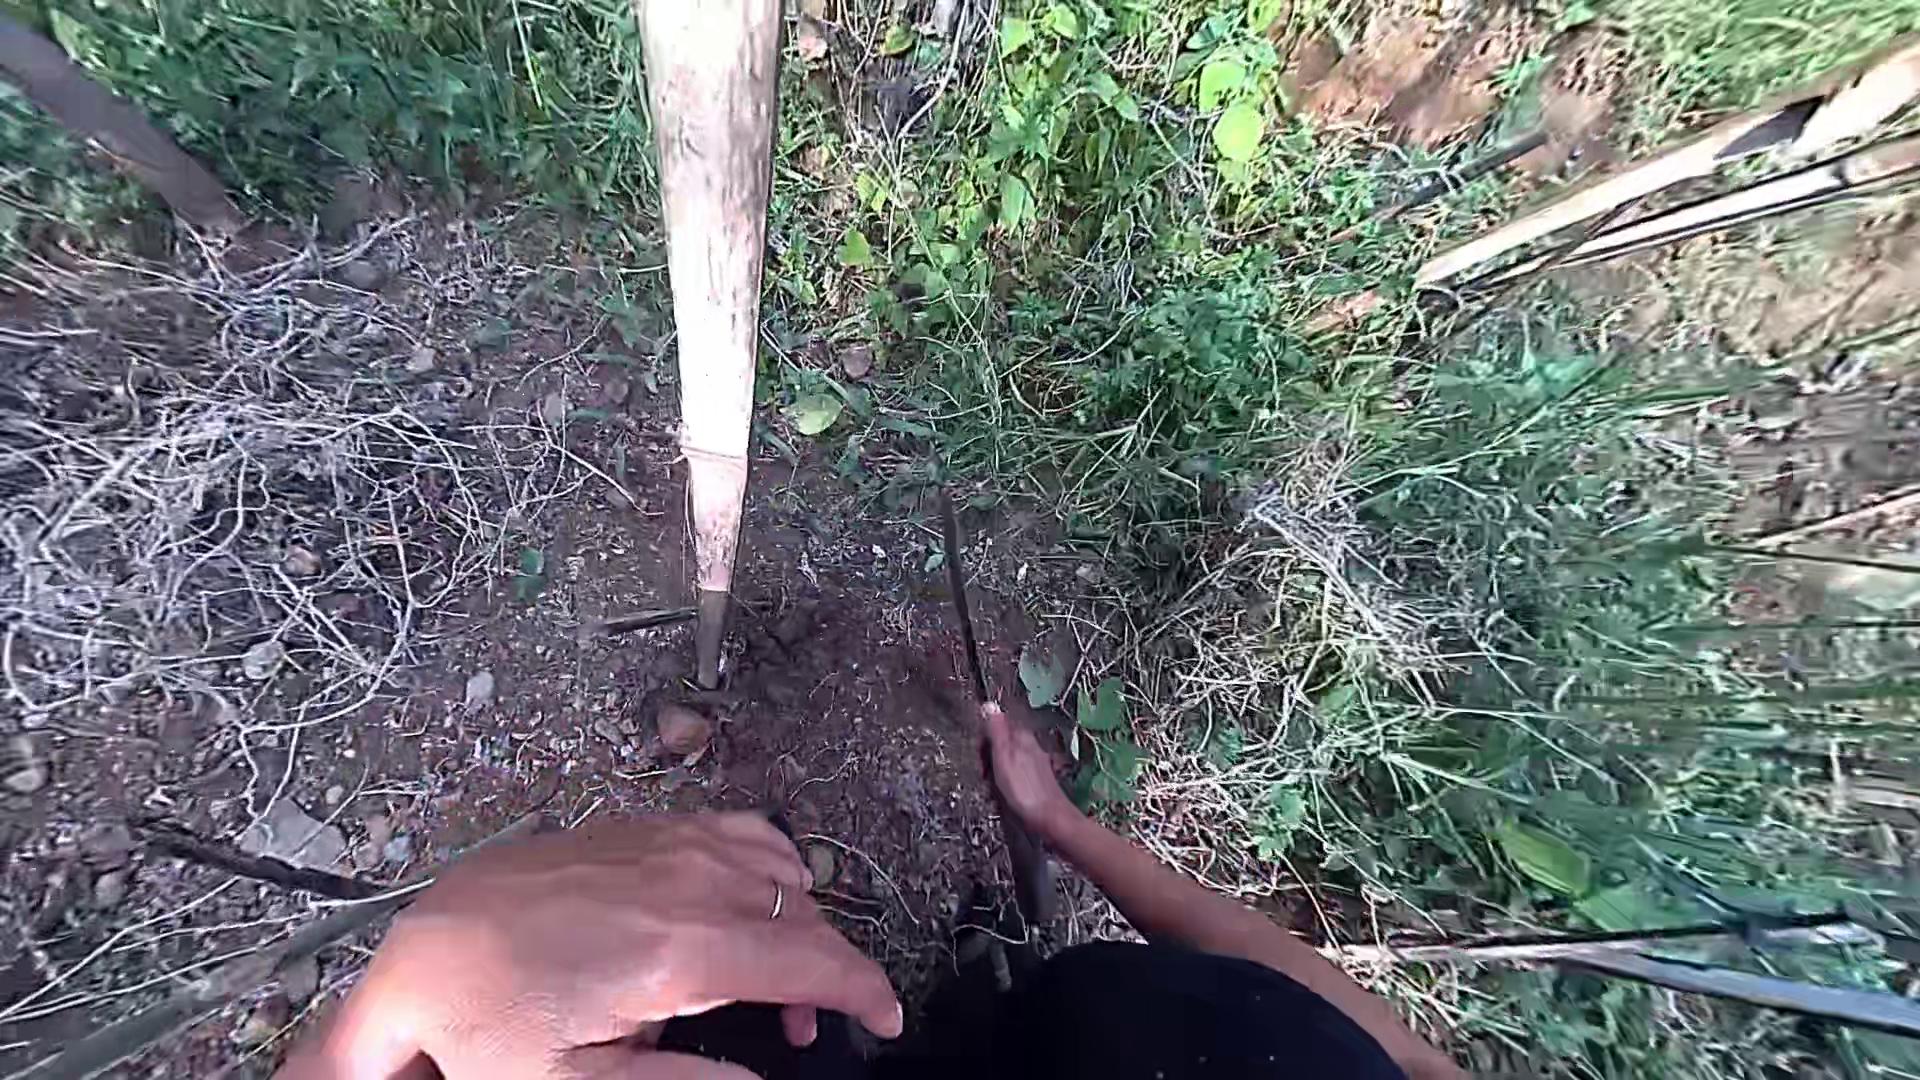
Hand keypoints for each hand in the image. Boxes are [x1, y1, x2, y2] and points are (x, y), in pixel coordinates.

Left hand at [278, 814, 900, 1079]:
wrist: (453, 923)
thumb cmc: (500, 1015)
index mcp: (688, 952)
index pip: (811, 962)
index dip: (864, 987)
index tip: (889, 1016)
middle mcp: (709, 883)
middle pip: (807, 923)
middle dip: (829, 975)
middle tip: (806, 1026)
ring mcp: (697, 843)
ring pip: (791, 882)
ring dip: (805, 930)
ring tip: (779, 975)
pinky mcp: (681, 823)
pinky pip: (763, 836)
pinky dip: (786, 869)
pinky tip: (771, 894)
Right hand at [982, 702, 1082, 840]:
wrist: (1050, 819)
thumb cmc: (1023, 790)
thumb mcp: (1002, 756)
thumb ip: (996, 730)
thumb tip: (988, 705)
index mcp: (1021, 735)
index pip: (995, 724)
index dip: (983, 740)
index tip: (980, 756)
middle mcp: (1030, 744)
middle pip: (1000, 742)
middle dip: (989, 757)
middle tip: (987, 774)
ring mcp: (1034, 761)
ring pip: (1006, 758)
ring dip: (996, 771)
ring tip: (996, 787)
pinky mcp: (1036, 778)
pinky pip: (1013, 773)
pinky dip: (1006, 781)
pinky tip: (1006, 794)